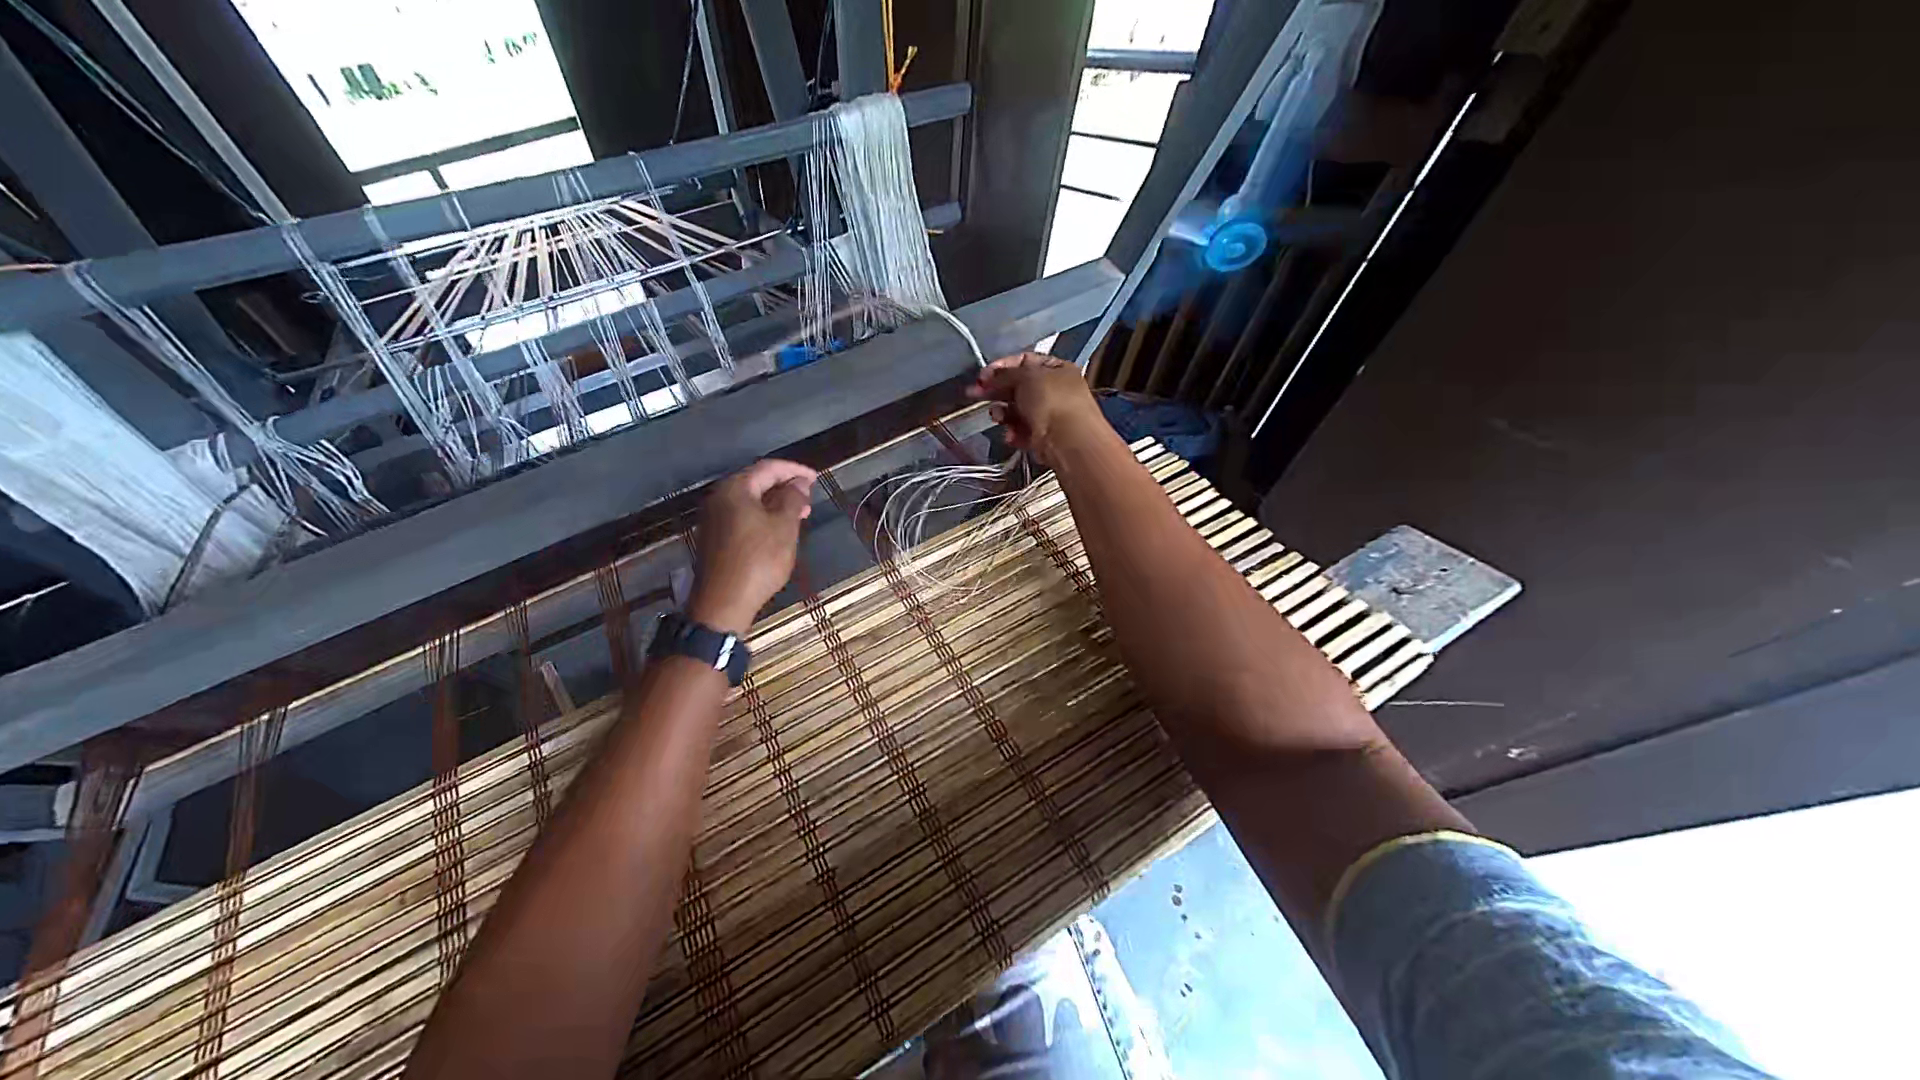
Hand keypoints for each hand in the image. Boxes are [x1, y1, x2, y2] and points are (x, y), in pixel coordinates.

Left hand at [688, 459, 815, 634]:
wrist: (723, 603)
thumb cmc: (758, 561)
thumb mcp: (784, 527)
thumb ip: (793, 499)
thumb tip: (798, 483)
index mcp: (734, 489)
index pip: (768, 468)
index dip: (795, 470)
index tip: (815, 478)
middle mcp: (718, 498)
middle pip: (756, 482)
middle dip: (784, 487)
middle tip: (809, 498)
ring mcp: (713, 519)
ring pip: (749, 501)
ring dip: (775, 504)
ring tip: (799, 515)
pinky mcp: (714, 538)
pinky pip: (742, 516)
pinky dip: (762, 517)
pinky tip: (777, 531)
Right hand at [965, 352, 1105, 465]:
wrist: (1069, 442)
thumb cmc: (1053, 401)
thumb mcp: (1025, 377)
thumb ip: (1005, 374)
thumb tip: (992, 376)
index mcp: (1057, 369)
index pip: (1024, 361)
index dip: (1002, 366)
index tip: (983, 375)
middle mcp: (1055, 391)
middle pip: (1019, 387)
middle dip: (996, 391)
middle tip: (976, 394)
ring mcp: (1050, 415)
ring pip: (1017, 411)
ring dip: (1003, 413)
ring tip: (997, 416)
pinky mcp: (1043, 438)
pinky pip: (1021, 432)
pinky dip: (1014, 433)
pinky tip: (1011, 435)